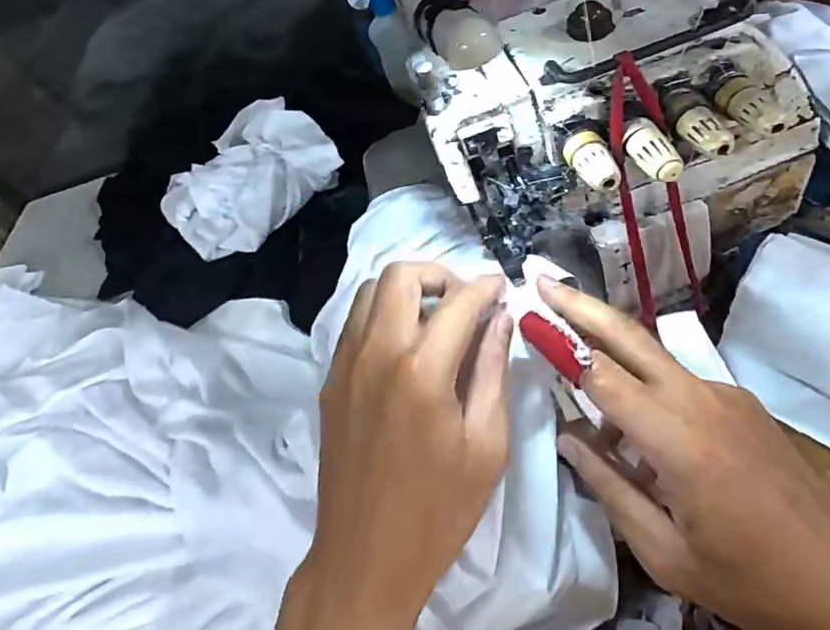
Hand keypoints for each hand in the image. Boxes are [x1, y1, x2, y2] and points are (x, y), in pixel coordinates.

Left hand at [277, 263, 515, 629]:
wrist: (364, 556)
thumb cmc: (437, 508)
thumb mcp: (486, 445)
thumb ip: (492, 370)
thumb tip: (499, 318)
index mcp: (421, 371)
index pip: (458, 301)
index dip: (485, 286)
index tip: (500, 286)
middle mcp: (376, 352)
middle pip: (401, 275)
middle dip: (439, 274)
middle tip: (464, 301)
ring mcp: (345, 362)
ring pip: (370, 290)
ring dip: (406, 290)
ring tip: (434, 318)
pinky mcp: (329, 377)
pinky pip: (355, 321)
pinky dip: (382, 313)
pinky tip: (405, 344)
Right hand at [539, 277, 829, 629]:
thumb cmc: (753, 579)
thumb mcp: (669, 554)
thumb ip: (611, 489)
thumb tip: (569, 438)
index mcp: (679, 441)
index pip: (603, 376)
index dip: (560, 343)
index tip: (525, 315)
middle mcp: (700, 399)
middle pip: (628, 335)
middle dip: (580, 303)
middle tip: (541, 278)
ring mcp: (724, 393)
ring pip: (651, 356)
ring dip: (609, 349)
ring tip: (583, 394)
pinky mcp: (738, 400)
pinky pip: (677, 381)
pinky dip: (645, 389)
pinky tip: (641, 436)